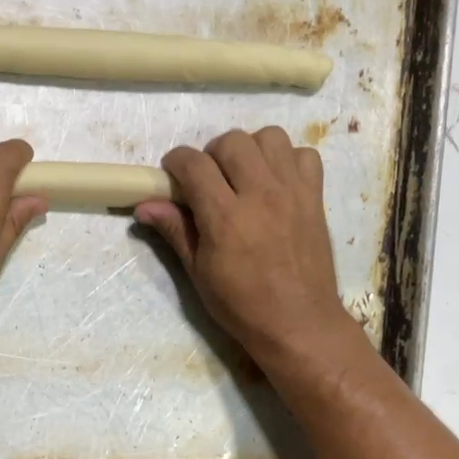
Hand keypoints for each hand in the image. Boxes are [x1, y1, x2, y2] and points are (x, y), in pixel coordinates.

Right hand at [135, 129, 352, 359]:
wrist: (297, 321)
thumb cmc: (240, 305)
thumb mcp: (198, 273)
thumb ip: (175, 231)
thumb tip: (144, 206)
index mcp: (225, 217)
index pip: (194, 164)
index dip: (176, 161)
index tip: (171, 174)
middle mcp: (260, 194)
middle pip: (231, 141)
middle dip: (211, 154)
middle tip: (208, 180)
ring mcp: (292, 191)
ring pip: (269, 137)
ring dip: (249, 150)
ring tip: (242, 175)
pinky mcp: (315, 196)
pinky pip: (303, 154)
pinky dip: (286, 160)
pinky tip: (275, 183)